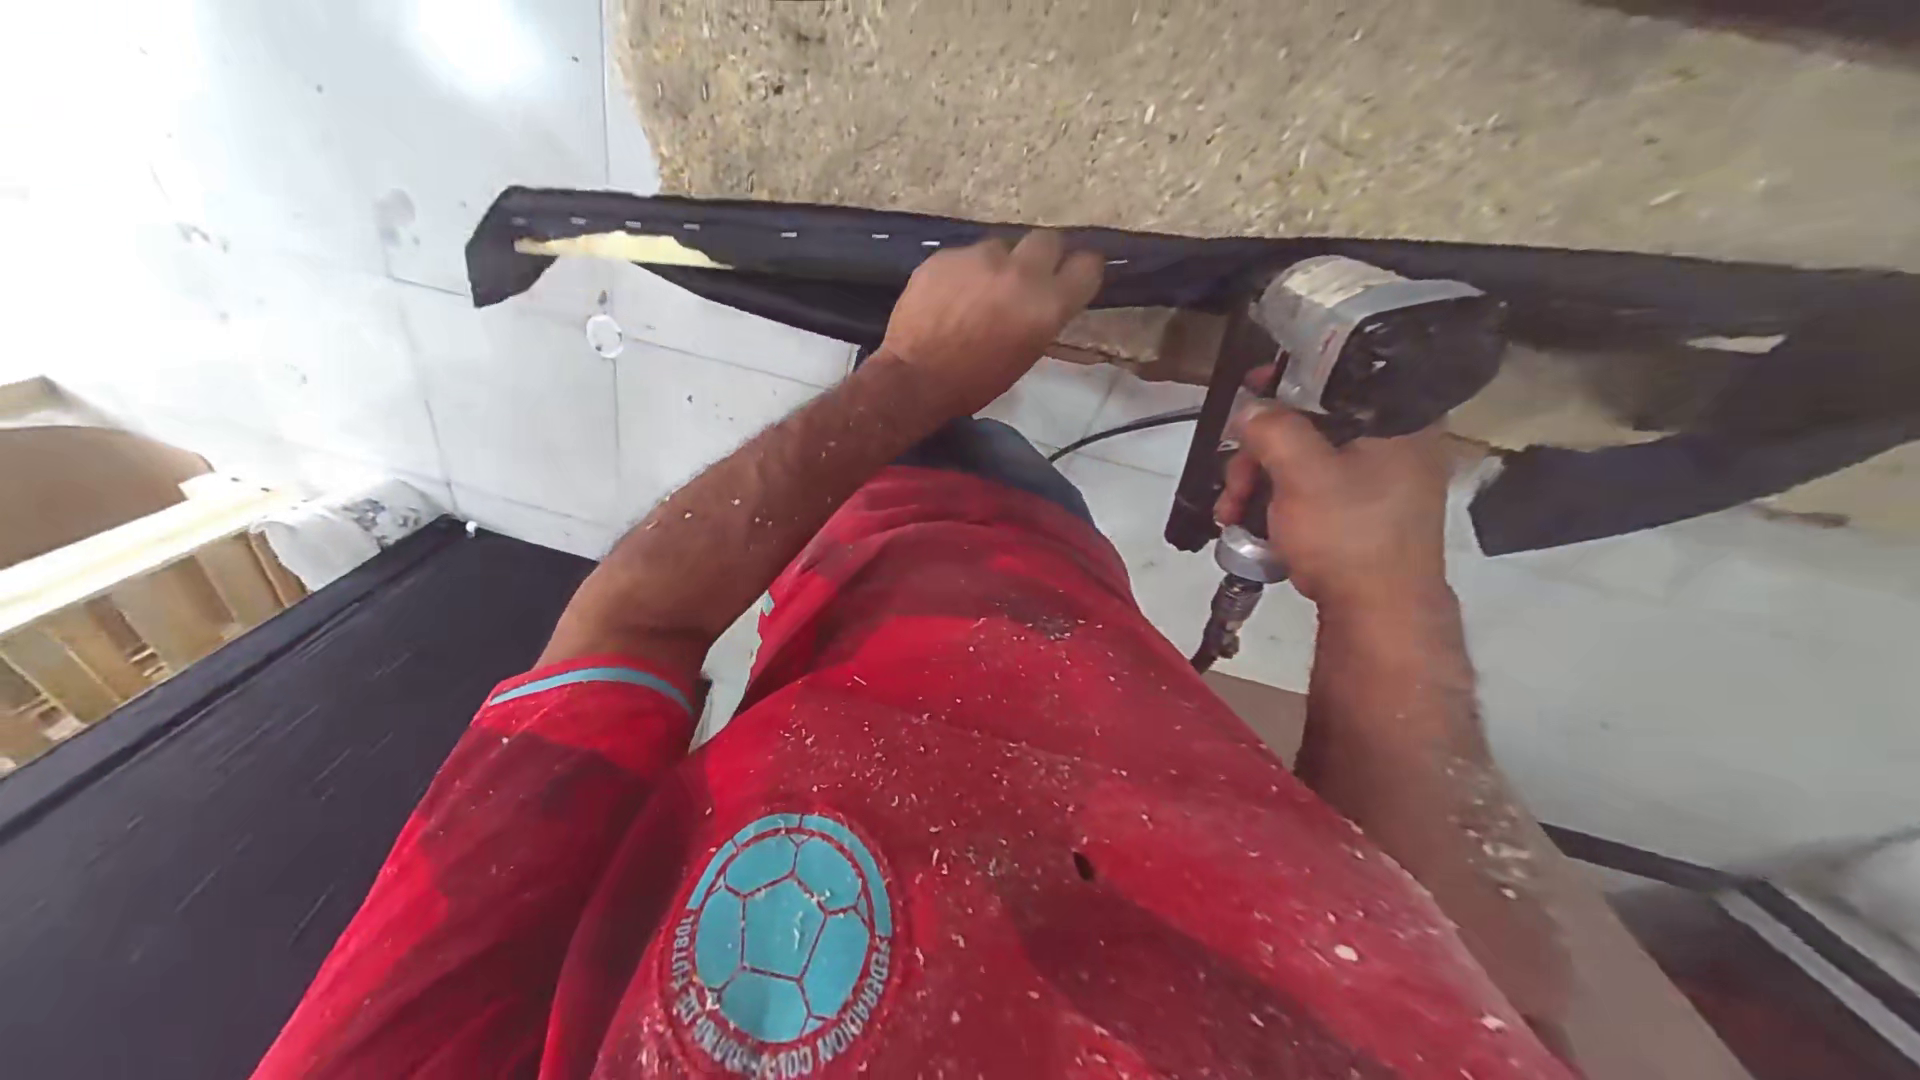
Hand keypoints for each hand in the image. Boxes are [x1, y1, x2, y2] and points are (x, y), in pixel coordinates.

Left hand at [873, 231, 1103, 416]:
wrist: (916, 378)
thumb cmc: (975, 382)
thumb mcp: (1025, 355)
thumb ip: (1042, 318)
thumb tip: (1045, 299)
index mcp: (1048, 305)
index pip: (1087, 266)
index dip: (1080, 271)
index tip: (1071, 277)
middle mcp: (1021, 272)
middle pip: (1047, 240)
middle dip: (1041, 256)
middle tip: (1025, 278)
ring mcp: (980, 258)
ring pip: (1000, 247)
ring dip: (996, 265)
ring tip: (976, 293)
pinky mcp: (946, 255)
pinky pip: (963, 257)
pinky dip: (961, 273)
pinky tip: (947, 297)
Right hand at [1214, 403, 1451, 610]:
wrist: (1378, 614)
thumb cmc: (1348, 535)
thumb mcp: (1303, 474)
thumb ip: (1273, 429)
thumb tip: (1250, 407)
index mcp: (1397, 423)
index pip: (1338, 378)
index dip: (1288, 381)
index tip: (1250, 390)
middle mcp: (1391, 446)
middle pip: (1308, 427)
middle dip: (1257, 456)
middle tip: (1234, 485)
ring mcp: (1374, 485)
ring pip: (1300, 463)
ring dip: (1255, 485)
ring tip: (1231, 516)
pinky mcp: (1357, 516)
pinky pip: (1307, 492)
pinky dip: (1274, 503)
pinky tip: (1246, 525)